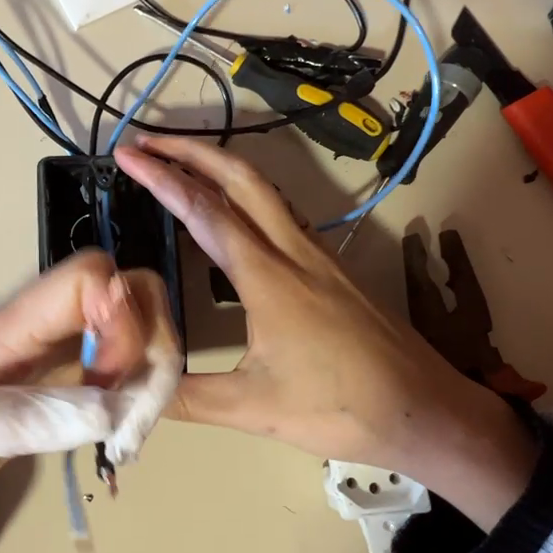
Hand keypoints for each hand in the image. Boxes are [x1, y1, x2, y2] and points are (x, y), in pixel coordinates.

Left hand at [0, 252, 180, 524]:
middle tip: (126, 419)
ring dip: (155, 377)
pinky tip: (119, 439)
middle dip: (152, 348)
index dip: (119, 313)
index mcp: (10, 329)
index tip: (109, 381)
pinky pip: (135, 364)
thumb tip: (102, 411)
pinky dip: (146, 396)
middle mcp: (46, 328)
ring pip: (142, 325)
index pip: (84, 276)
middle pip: (131, 291)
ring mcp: (66, 352)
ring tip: (124, 439)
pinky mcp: (77, 381)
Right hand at [114, 137, 536, 528]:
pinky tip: (229, 209)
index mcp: (267, 276)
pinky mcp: (329, 266)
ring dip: (217, 164)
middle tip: (145, 142)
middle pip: (239, 176)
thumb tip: (125, 391)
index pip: (205, 210)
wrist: (427, 410)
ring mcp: (315, 254)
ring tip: (178, 161)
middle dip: (189, 150)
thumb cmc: (342, 406)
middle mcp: (291, 250)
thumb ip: (184, 397)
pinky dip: (241, 191)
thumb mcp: (254, 409)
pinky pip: (276, 210)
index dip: (161, 177)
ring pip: (262, 188)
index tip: (127, 155)